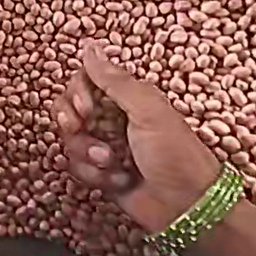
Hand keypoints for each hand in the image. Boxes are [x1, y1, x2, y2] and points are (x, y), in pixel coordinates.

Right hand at [53, 40, 224, 232]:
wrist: (187, 208)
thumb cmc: (175, 155)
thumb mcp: (148, 111)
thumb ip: (115, 80)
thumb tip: (90, 47)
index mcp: (126, 99)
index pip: (84, 82)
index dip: (76, 93)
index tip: (85, 108)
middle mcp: (111, 119)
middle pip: (68, 110)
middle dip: (73, 124)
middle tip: (83, 130)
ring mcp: (104, 146)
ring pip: (69, 141)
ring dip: (87, 153)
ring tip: (112, 163)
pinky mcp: (100, 173)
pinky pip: (76, 167)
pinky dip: (93, 175)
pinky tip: (117, 180)